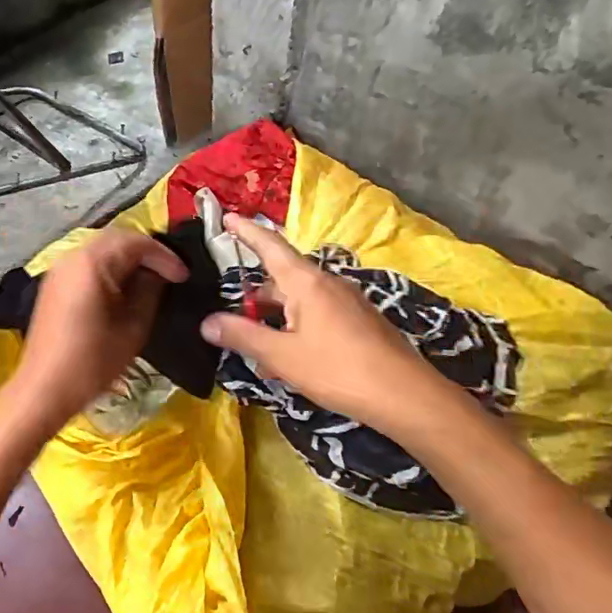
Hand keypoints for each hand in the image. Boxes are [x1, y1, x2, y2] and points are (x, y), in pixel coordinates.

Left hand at [4, 228, 188, 428]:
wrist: (43, 391)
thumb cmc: (91, 364)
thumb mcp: (132, 329)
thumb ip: (149, 293)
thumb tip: (158, 275)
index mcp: (92, 263)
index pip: (137, 242)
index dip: (165, 256)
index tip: (183, 276)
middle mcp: (72, 257)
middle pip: (117, 238)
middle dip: (146, 252)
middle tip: (170, 274)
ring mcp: (59, 270)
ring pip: (101, 249)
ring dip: (128, 259)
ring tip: (151, 281)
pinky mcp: (54, 285)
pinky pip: (87, 264)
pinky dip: (110, 268)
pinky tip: (124, 290)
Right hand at [200, 214, 446, 431]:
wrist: (404, 394)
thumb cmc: (338, 370)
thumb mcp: (282, 356)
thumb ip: (243, 336)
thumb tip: (207, 322)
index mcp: (307, 282)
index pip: (270, 246)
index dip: (247, 232)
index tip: (227, 218)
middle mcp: (328, 283)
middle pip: (283, 278)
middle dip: (255, 294)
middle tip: (230, 311)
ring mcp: (347, 302)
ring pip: (299, 301)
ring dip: (275, 318)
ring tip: (256, 345)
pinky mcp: (358, 322)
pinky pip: (317, 315)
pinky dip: (295, 328)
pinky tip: (289, 358)